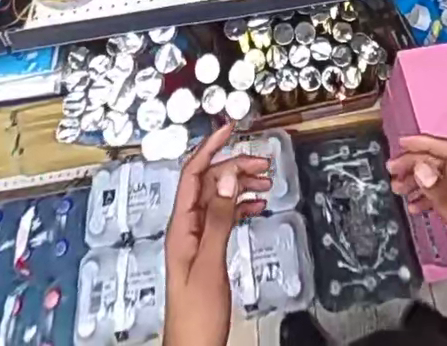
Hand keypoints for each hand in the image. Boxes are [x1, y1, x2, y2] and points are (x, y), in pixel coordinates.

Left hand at [164, 125, 270, 345]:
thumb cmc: (196, 317)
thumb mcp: (210, 262)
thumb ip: (219, 218)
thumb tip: (227, 178)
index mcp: (181, 224)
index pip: (193, 172)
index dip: (210, 147)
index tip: (228, 129)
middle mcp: (187, 225)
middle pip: (210, 182)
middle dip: (235, 166)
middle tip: (262, 162)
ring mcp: (197, 237)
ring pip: (220, 197)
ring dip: (242, 185)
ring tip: (266, 182)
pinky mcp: (208, 249)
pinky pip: (225, 216)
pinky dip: (242, 206)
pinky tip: (257, 205)